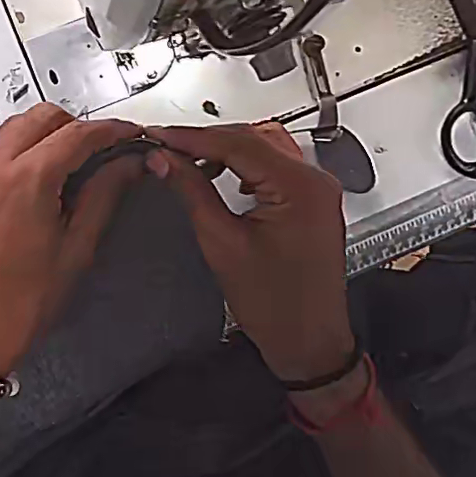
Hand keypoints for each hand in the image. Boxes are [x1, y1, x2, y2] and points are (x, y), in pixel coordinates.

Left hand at [0, 104, 143, 452]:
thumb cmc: (14, 304)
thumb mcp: (76, 249)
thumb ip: (103, 196)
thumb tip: (124, 167)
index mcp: (27, 179)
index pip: (79, 133)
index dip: (112, 130)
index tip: (127, 135)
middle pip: (44, 116)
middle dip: (78, 125)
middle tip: (101, 149)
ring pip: (16, 125)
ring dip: (46, 132)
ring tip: (70, 162)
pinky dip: (19, 146)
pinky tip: (35, 174)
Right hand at [145, 123, 355, 383]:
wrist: (308, 340)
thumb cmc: (275, 304)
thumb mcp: (222, 242)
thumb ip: (192, 191)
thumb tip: (166, 160)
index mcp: (300, 188)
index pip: (237, 144)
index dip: (192, 137)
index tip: (159, 136)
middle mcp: (315, 181)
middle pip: (252, 138)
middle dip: (206, 138)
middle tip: (166, 145)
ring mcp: (316, 189)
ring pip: (264, 145)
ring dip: (225, 147)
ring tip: (186, 156)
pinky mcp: (310, 199)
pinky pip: (274, 164)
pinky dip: (243, 161)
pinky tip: (218, 171)